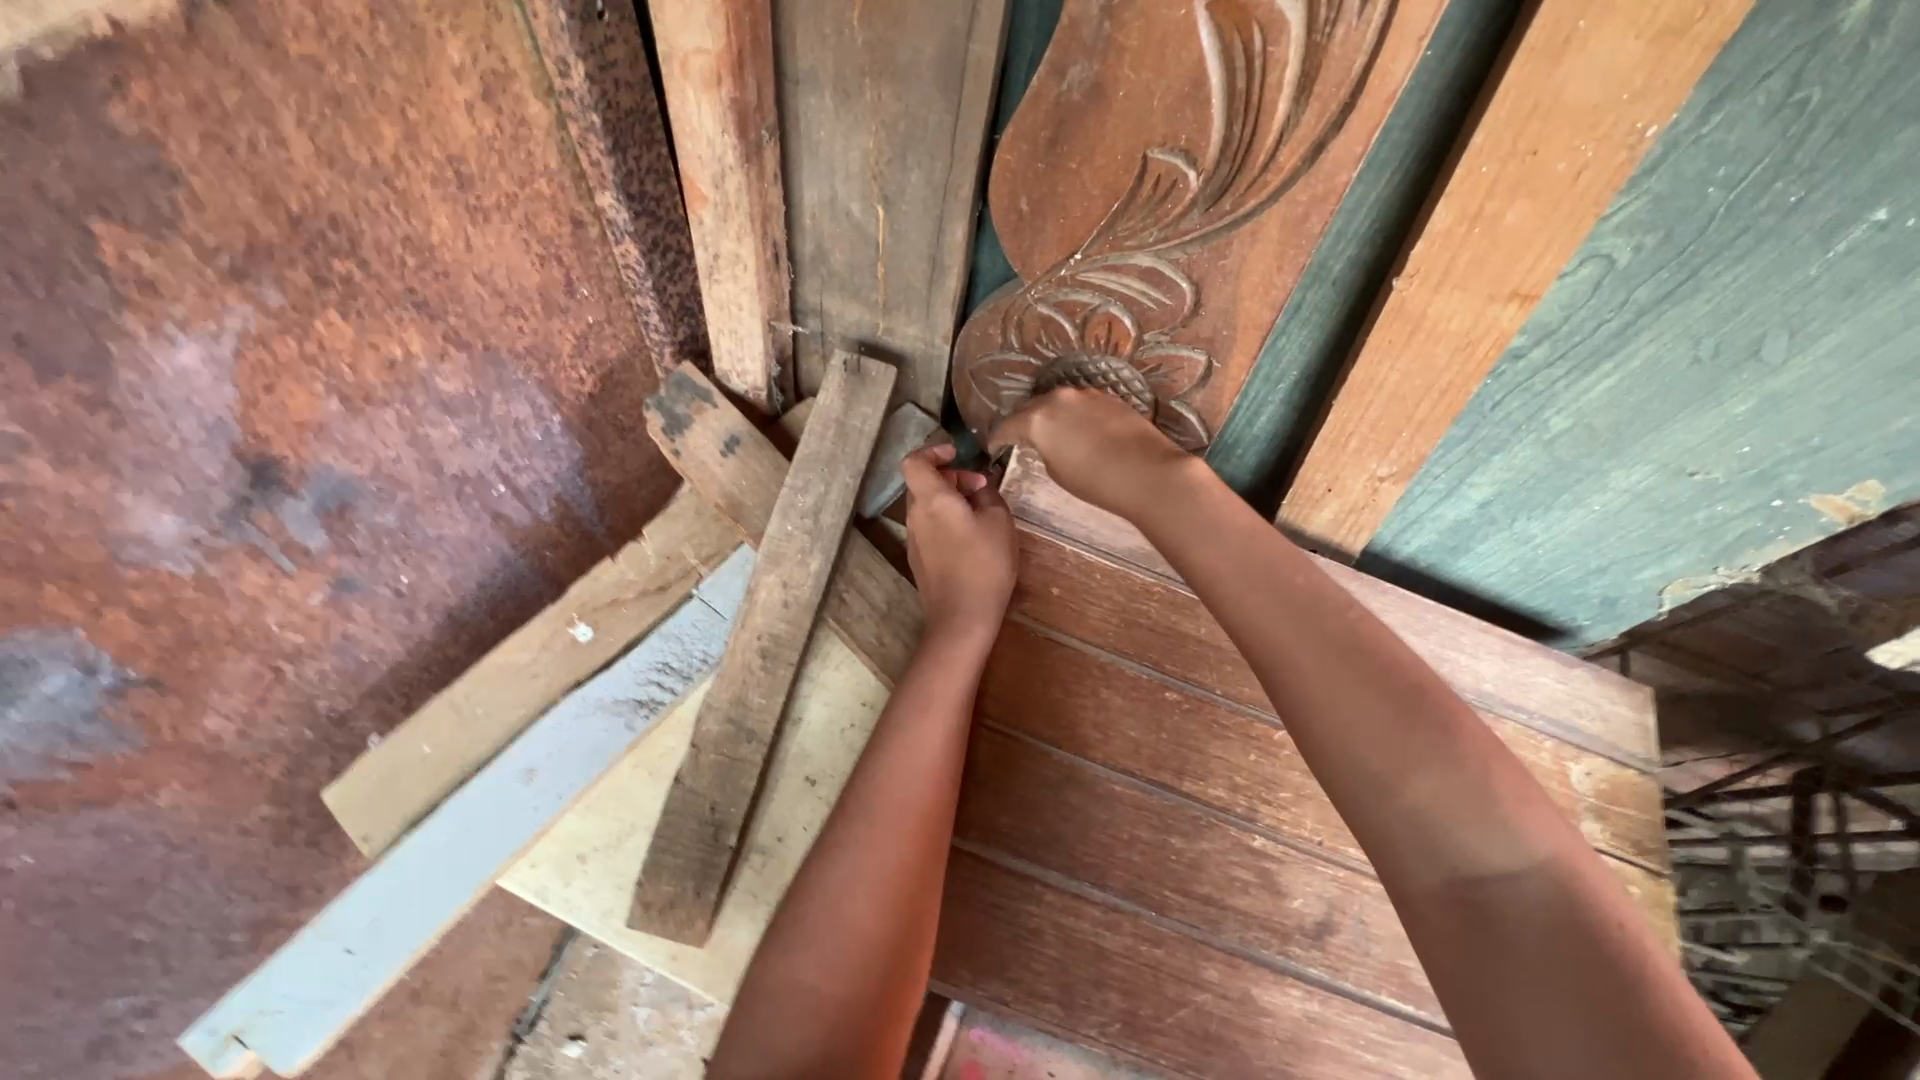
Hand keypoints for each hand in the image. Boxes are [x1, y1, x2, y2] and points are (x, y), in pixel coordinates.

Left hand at [901, 443, 1016, 649]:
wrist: (962, 617)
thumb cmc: (984, 564)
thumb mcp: (999, 521)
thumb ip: (988, 495)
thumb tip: (980, 487)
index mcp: (931, 499)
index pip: (914, 460)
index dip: (933, 451)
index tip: (958, 455)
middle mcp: (915, 516)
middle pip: (923, 483)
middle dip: (951, 477)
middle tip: (981, 488)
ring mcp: (914, 539)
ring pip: (927, 506)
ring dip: (951, 500)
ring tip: (982, 513)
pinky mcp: (919, 559)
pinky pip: (930, 527)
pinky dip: (947, 521)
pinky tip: (973, 538)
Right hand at [986, 388, 1196, 520]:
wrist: (1147, 472)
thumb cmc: (1095, 480)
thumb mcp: (1056, 471)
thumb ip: (1043, 449)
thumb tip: (1045, 442)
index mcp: (1037, 418)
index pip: (1006, 426)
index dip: (997, 439)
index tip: (994, 449)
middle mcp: (1058, 398)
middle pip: (1030, 407)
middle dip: (1022, 422)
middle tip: (1019, 439)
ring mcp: (1086, 394)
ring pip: (1058, 402)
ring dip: (1050, 415)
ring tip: (1051, 433)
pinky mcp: (1109, 397)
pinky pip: (1081, 404)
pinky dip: (1074, 415)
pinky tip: (1080, 431)